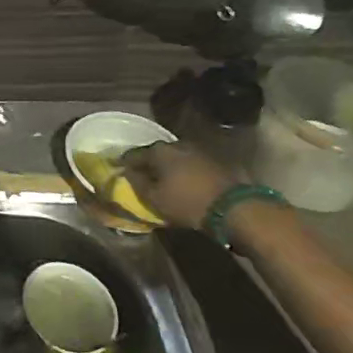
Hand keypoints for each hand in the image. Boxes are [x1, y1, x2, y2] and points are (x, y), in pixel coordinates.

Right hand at [120, 142, 237, 229]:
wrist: (234, 207)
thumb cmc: (188, 203)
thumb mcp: (155, 199)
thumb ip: (138, 183)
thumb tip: (128, 173)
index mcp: (159, 151)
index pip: (134, 154)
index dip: (124, 163)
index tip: (118, 170)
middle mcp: (177, 145)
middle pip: (155, 153)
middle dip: (147, 163)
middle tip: (141, 175)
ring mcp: (197, 151)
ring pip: (174, 157)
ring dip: (166, 167)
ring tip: (162, 180)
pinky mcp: (213, 161)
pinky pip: (189, 163)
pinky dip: (182, 170)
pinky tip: (182, 181)